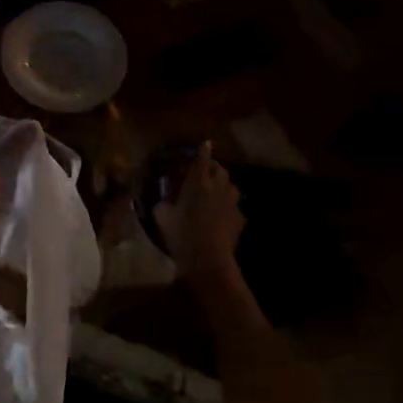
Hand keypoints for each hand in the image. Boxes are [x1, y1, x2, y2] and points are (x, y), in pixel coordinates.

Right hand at [155, 142, 244, 279]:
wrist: (208, 258)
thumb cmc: (182, 234)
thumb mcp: (162, 217)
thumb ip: (163, 204)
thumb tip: (163, 201)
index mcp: (198, 182)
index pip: (202, 159)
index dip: (204, 151)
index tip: (206, 143)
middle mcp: (218, 187)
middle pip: (220, 169)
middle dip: (214, 168)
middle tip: (206, 173)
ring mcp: (232, 202)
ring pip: (231, 186)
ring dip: (223, 186)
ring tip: (216, 193)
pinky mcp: (240, 218)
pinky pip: (235, 207)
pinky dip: (229, 207)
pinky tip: (223, 216)